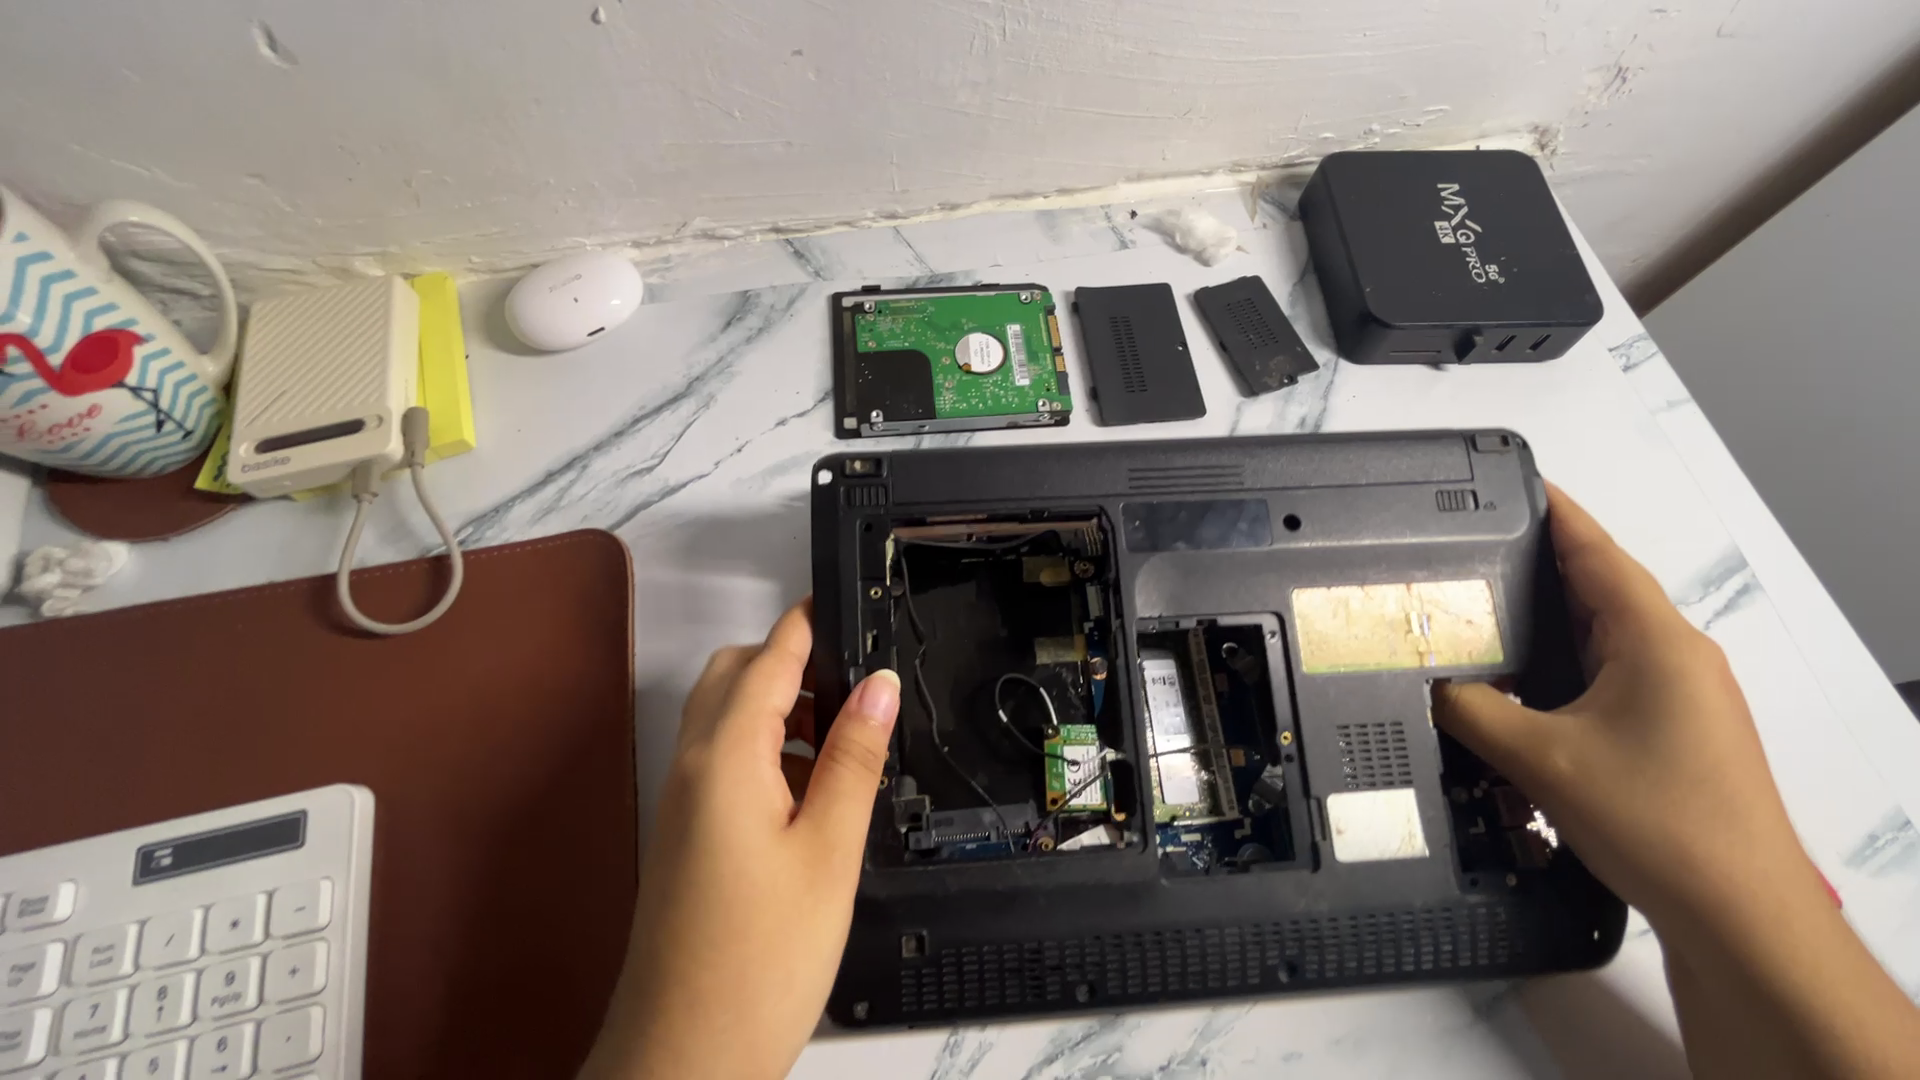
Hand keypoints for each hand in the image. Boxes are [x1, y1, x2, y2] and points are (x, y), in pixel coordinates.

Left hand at [579, 601, 899, 1079]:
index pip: (768, 661)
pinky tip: (811, 792)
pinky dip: (766, 749)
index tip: (842, 599)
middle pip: (734, 678)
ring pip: (727, 719)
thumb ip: (854, 758)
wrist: (684, 1058)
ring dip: (778, 708)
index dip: (805, 624)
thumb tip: (879, 684)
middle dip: (789, 664)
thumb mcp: (830, 850)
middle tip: (854, 689)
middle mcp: (693, 765)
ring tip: (843, 741)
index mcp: (726, 758)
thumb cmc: (765, 955)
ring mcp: (684, 800)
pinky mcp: (688, 833)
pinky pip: (724, 760)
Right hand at [1434, 485, 1919, 1078]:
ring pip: (1599, 632)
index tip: (1503, 480)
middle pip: (1597, 586)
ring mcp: (1679, 694)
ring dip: (1546, 613)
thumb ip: (1469, 708)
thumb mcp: (1538, 757)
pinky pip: (1604, 670)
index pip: (1596, 552)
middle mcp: (1674, 655)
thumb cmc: (1653, 818)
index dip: (1552, 510)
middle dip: (1533, 559)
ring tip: (1476, 600)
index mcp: (1654, 641)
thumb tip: (1423, 682)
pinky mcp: (1671, 728)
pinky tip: (1515, 674)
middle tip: (1461, 543)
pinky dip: (1559, 658)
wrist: (1740, 914)